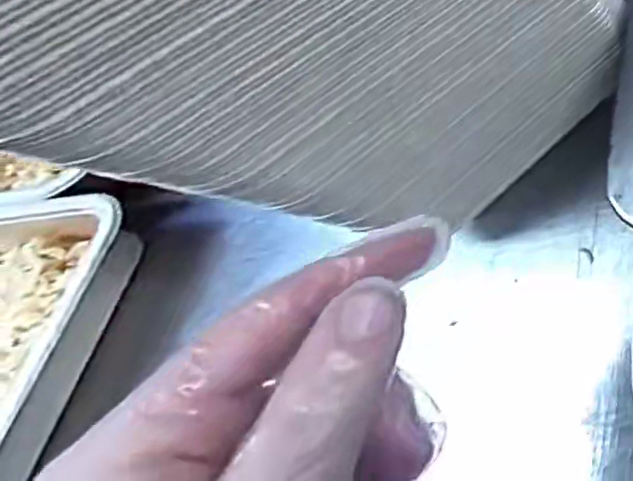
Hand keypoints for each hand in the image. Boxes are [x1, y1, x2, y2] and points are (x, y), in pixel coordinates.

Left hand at [43, 217, 448, 480]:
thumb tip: (379, 294)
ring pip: (337, 402)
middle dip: (383, 386)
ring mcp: (222, 473)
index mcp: (142, 446)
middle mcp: (177, 453)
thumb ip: (318, 400)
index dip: (356, 265)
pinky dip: (379, 451)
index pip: (270, 315)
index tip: (428, 237)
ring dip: (389, 425)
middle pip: (314, 364)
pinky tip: (392, 472)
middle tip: (414, 442)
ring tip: (405, 470)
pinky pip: (338, 442)